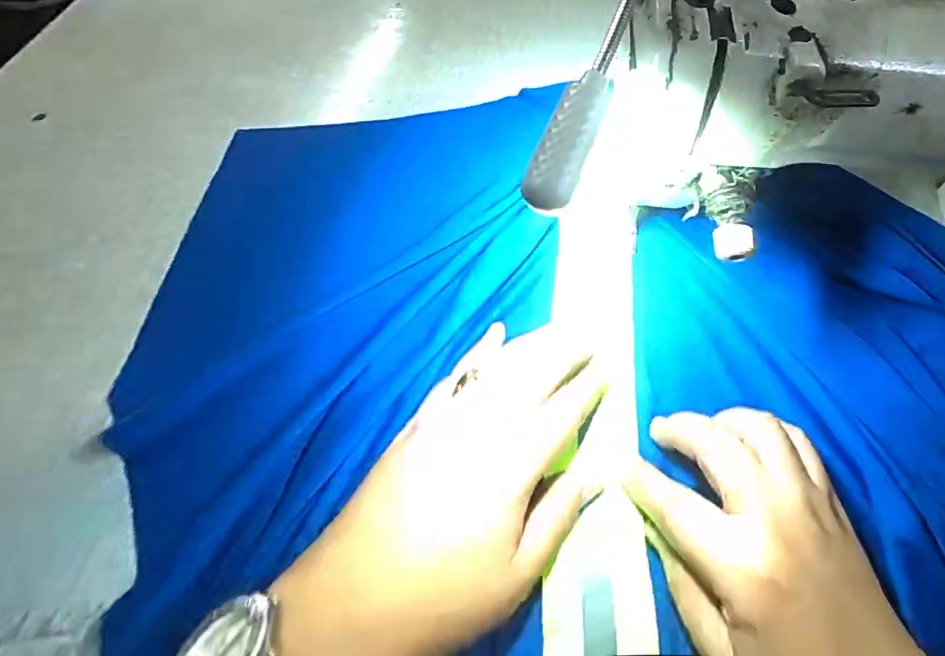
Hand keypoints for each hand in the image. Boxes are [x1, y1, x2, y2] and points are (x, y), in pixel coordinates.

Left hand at [269, 324, 604, 655]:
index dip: (586, 388)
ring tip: (558, 329)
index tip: (607, 368)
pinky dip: (476, 354)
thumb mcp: (512, 581)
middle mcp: (478, 436)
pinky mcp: (415, 431)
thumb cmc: (436, 602)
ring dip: (531, 345)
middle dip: (564, 354)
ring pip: (495, 371)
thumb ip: (557, 520)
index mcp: (508, 471)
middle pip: (530, 379)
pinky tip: (495, 335)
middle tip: (590, 338)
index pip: (559, 414)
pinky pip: (453, 381)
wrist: (337, 615)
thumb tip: (593, 473)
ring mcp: (442, 428)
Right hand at [624, 409, 922, 655]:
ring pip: (764, 428)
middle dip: (685, 429)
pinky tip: (754, 435)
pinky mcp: (831, 493)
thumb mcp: (723, 650)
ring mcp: (808, 495)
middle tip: (660, 427)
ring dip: (729, 417)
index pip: (679, 506)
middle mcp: (775, 512)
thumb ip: (686, 590)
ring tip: (705, 426)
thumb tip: (659, 535)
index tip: (625, 465)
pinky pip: (799, 439)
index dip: (647, 482)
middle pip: (722, 446)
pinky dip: (771, 427)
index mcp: (741, 561)